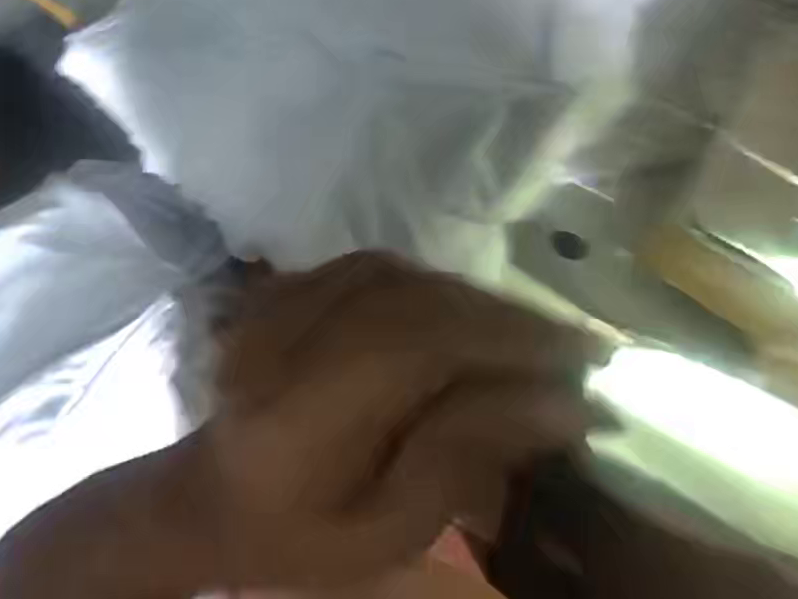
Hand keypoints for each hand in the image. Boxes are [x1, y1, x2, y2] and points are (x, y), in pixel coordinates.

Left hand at [176, 252, 604, 591]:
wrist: (211, 491)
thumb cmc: (301, 532)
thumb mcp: (389, 527)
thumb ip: (463, 455)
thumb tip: (560, 402)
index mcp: (303, 408)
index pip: (414, 344)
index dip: (504, 339)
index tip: (587, 357)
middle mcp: (281, 337)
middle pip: (403, 298)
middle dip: (495, 313)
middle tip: (568, 342)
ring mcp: (270, 306)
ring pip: (384, 271)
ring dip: (461, 292)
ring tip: (520, 327)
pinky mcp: (273, 292)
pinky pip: (358, 266)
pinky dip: (419, 279)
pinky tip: (454, 306)